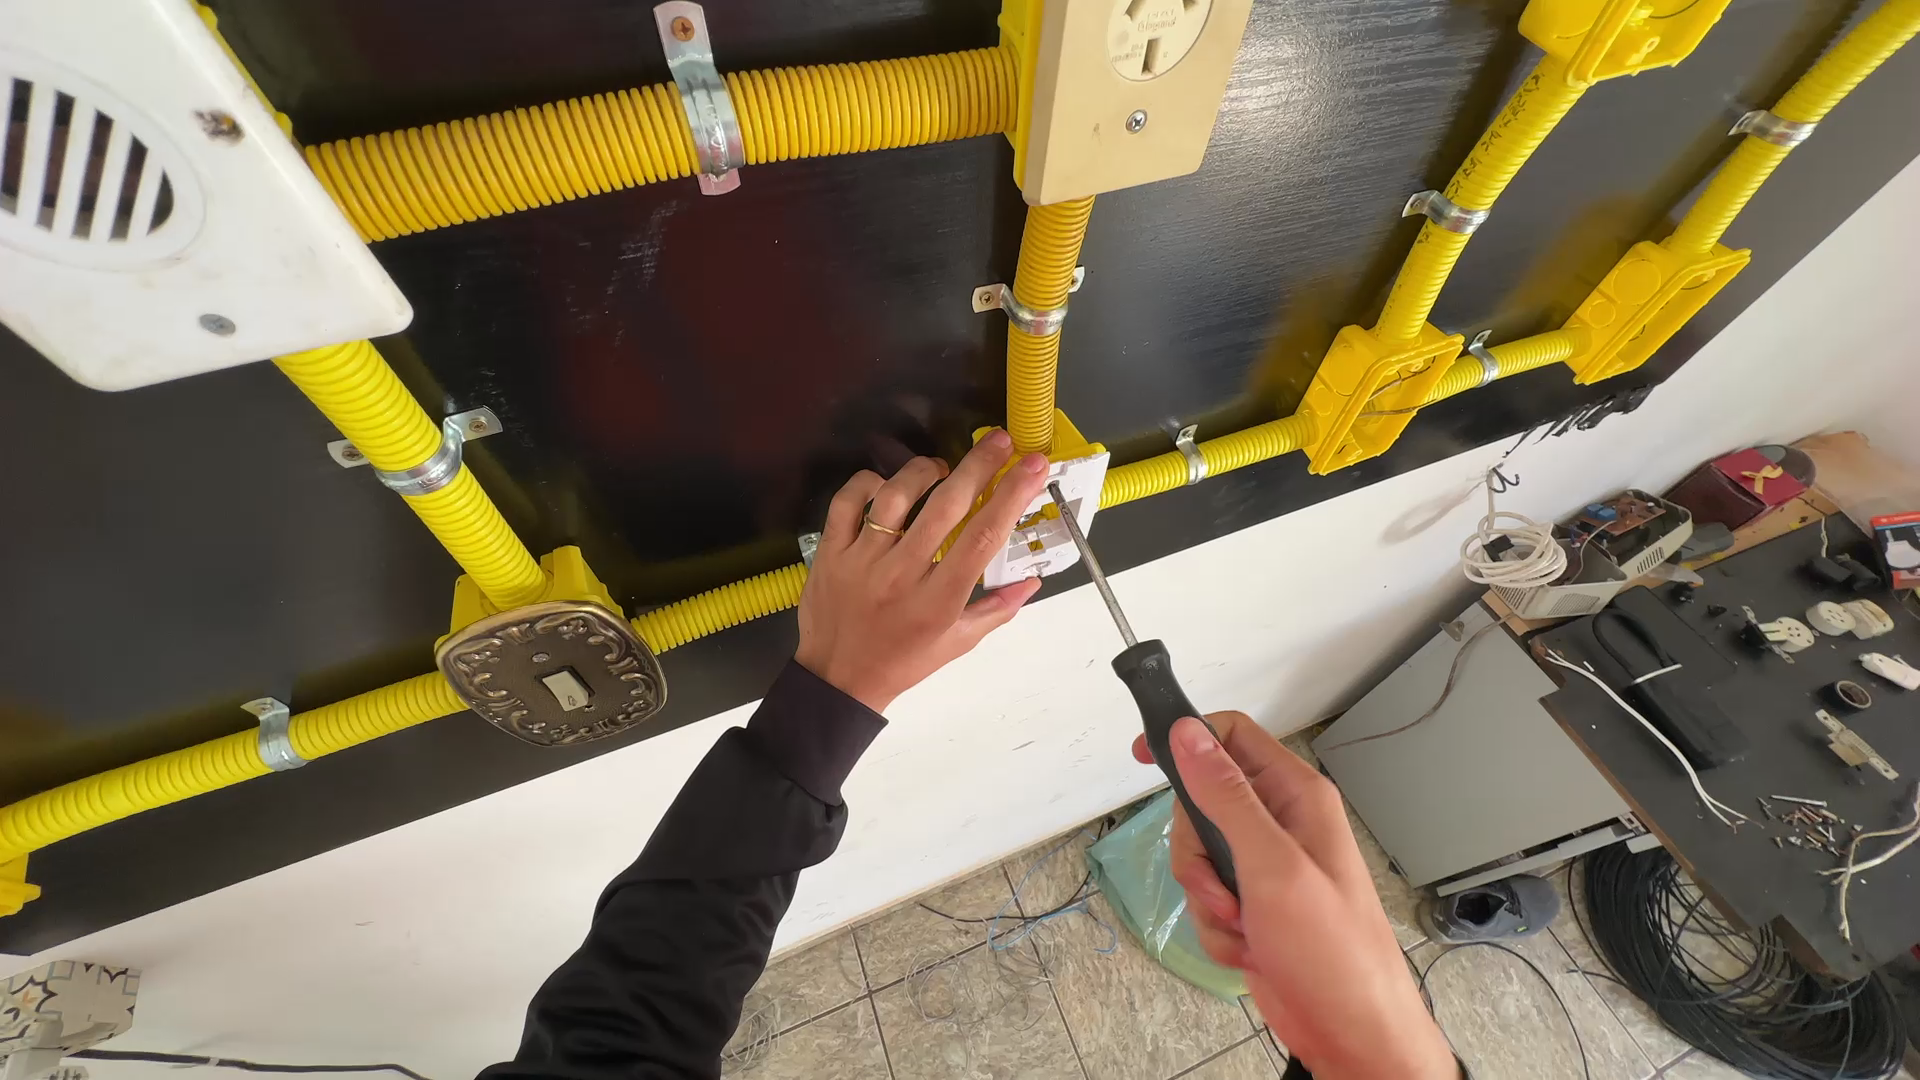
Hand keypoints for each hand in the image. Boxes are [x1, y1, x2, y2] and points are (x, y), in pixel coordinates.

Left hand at [796, 430, 1050, 711]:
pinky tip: (886, 485)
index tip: (1033, 466)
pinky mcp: (830, 552)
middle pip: (946, 507)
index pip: (983, 537)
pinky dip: (869, 482)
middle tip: (999, 439)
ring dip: (924, 470)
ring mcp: (862, 561)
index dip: (1012, 496)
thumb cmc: (902, 662)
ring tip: (939, 468)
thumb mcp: (957, 644)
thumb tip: (1034, 580)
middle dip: (979, 465)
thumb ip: (997, 609)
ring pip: (895, 495)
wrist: (837, 681)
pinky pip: (847, 501)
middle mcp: (902, 575)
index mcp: (939, 601)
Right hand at [1132, 714, 1455, 1079]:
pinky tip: (1247, 946)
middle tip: (1218, 881)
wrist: (1355, 1041)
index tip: (1144, 756)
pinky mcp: (1251, 900)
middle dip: (1196, 847)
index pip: (1231, 735)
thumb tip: (1187, 730)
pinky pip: (1205, 892)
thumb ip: (1226, 795)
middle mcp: (1277, 820)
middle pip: (1201, 799)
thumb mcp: (1272, 864)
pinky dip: (1215, 922)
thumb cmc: (1330, 949)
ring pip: (1197, 850)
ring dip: (1205, 892)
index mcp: (1293, 794)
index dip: (1187, 737)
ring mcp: (1263, 862)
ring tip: (1239, 922)